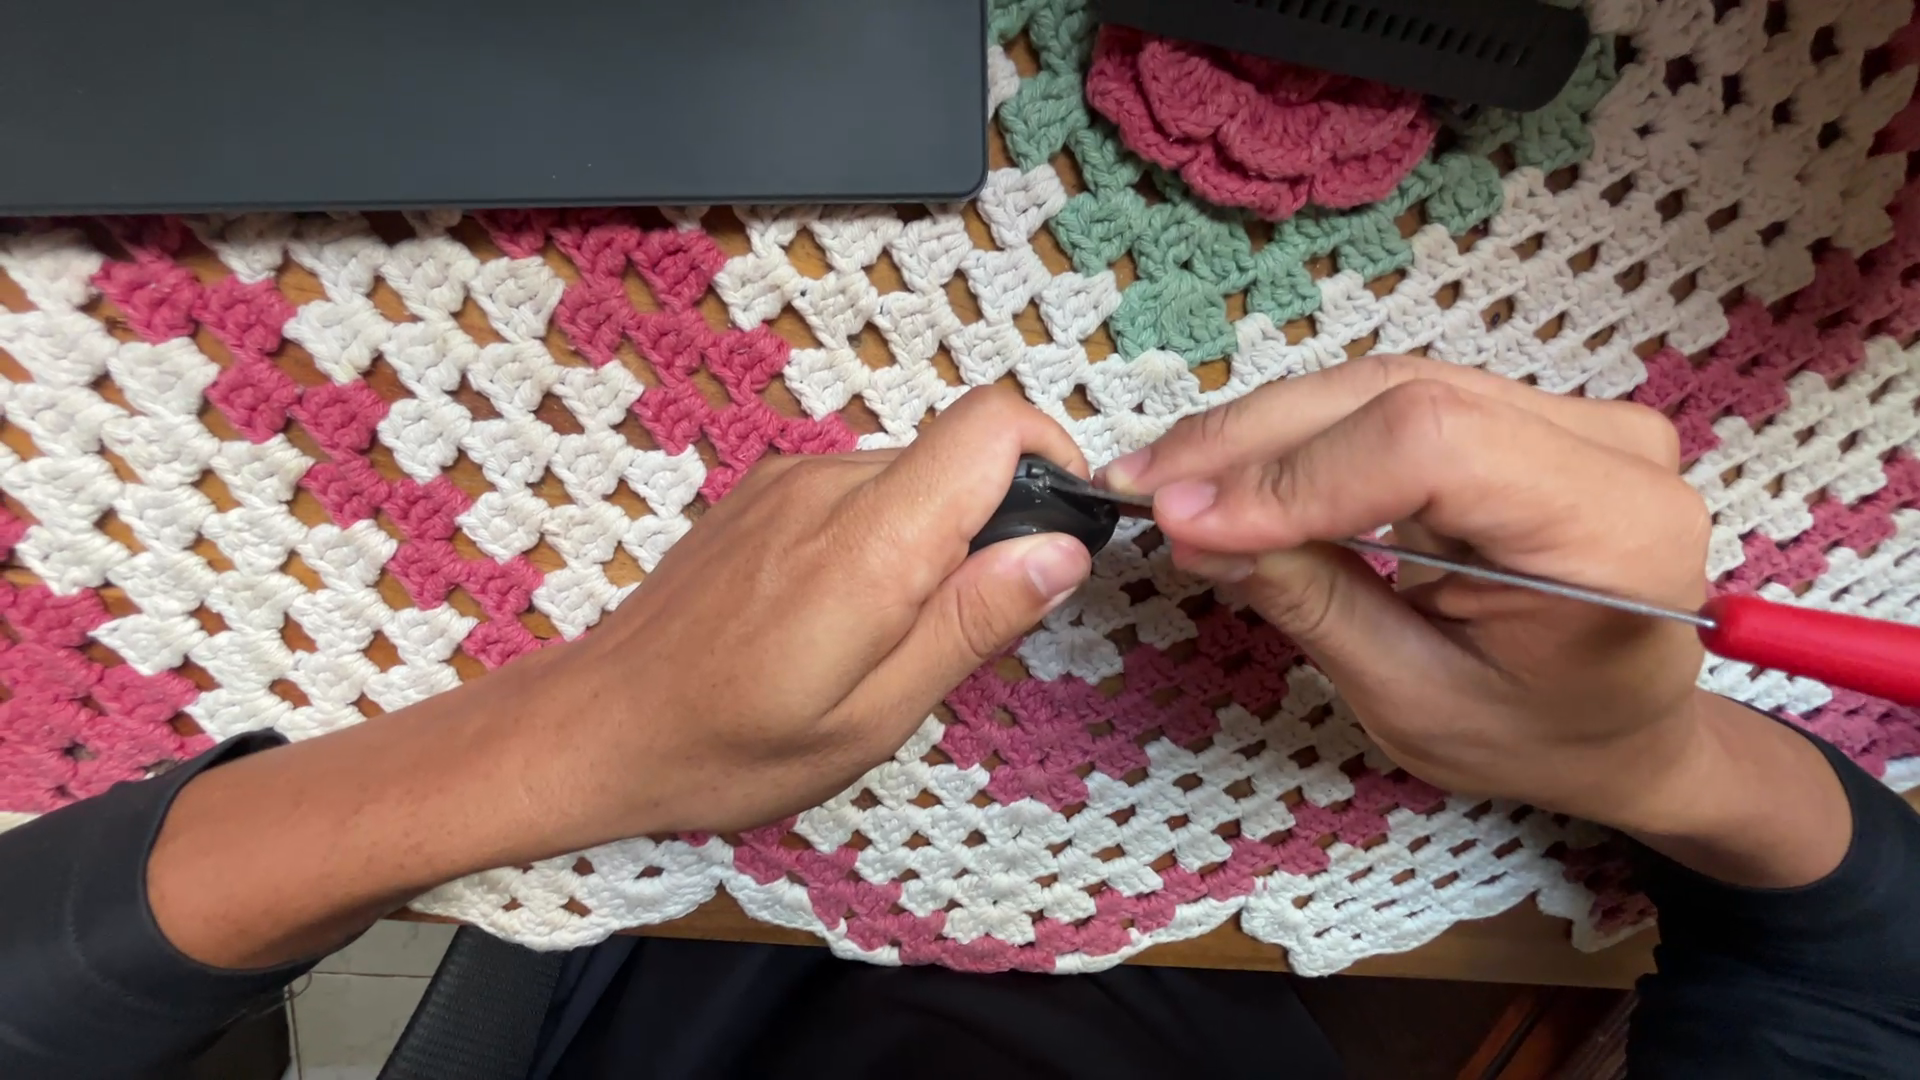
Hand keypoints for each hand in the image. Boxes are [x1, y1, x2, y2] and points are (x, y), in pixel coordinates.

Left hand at [506, 385, 1093, 837]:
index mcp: (870, 541)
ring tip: (890, 627)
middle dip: (995, 521)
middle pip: (958, 452)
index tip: (1057, 533)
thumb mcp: (875, 715)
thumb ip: (972, 621)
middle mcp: (830, 482)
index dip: (1048, 455)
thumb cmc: (735, 747)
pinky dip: (888, 532)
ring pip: (913, 475)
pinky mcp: (766, 487)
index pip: (990, 425)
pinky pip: (863, 488)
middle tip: (962, 621)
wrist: (596, 724)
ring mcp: (790, 477)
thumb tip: (1062, 550)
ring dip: (936, 535)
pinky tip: (841, 606)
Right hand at [1104, 356, 1846, 884]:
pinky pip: (1364, 404)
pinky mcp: (1493, 416)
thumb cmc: (1531, 734)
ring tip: (1162, 477)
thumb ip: (1308, 602)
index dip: (1291, 476)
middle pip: (1385, 396)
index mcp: (1610, 530)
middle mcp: (1595, 442)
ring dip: (1247, 433)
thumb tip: (1193, 529)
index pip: (1431, 446)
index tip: (1181, 522)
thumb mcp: (1409, 695)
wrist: (1612, 723)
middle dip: (1244, 443)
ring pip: (1362, 386)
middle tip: (1139, 485)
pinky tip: (1216, 466)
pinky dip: (1278, 437)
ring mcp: (1548, 416)